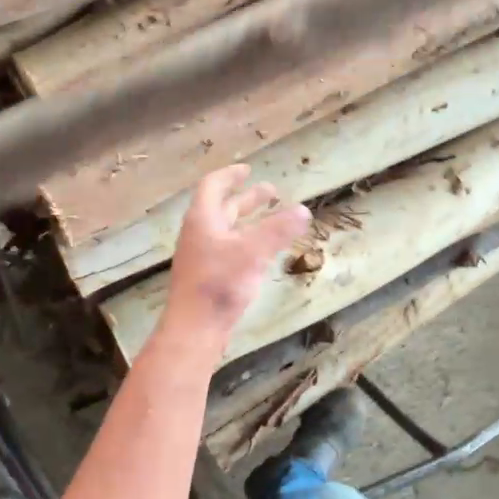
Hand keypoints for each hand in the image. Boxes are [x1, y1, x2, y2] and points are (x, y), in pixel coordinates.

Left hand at [165, 165, 310, 331]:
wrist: (194, 328)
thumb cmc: (220, 283)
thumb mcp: (254, 252)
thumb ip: (279, 229)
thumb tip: (304, 210)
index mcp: (203, 219)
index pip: (213, 186)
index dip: (230, 175)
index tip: (248, 170)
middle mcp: (198, 234)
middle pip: (222, 207)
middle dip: (248, 198)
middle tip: (272, 192)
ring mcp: (201, 257)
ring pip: (226, 230)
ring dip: (248, 221)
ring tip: (273, 219)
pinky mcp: (207, 277)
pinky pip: (228, 250)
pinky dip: (246, 242)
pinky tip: (262, 253)